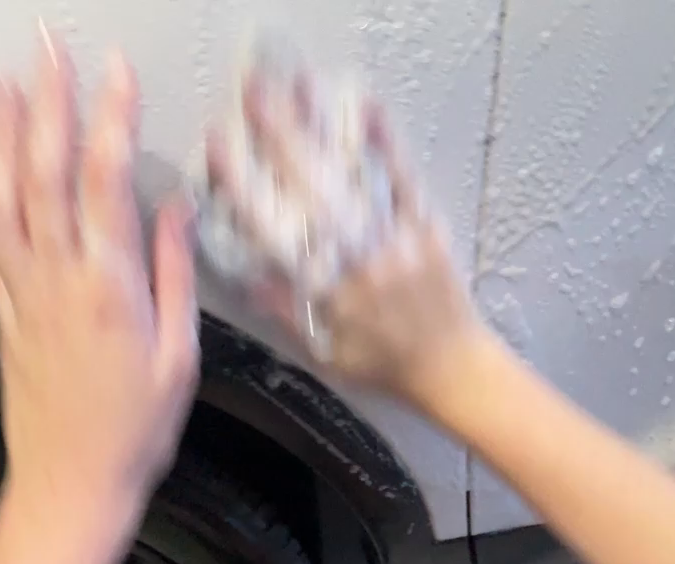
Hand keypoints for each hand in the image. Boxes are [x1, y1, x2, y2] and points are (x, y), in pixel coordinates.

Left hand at [0, 39, 198, 518]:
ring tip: (7, 84)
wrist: (73, 482)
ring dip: (4, 134)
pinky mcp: (6, 311)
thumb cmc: (137, 432)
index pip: (107, 182)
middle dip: (50, 102)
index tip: (116, 72)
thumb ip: (175, 278)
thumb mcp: (180, 360)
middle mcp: (59, 279)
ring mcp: (24, 293)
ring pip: (5, 196)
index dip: (110, 119)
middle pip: (47, 173)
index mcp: (110, 290)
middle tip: (50, 47)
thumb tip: (174, 213)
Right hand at [209, 80, 496, 411]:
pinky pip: (403, 179)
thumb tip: (249, 280)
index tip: (220, 148)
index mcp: (329, 293)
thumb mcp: (327, 354)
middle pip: (313, 191)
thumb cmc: (386, 366)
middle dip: (281, 137)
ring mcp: (395, 240)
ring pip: (354, 178)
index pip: (276, 232)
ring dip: (326, 128)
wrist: (453, 368)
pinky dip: (386, 142)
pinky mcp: (427, 228)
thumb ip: (288, 314)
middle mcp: (359, 262)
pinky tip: (366, 105)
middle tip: (254, 90)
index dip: (245, 187)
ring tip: (300, 84)